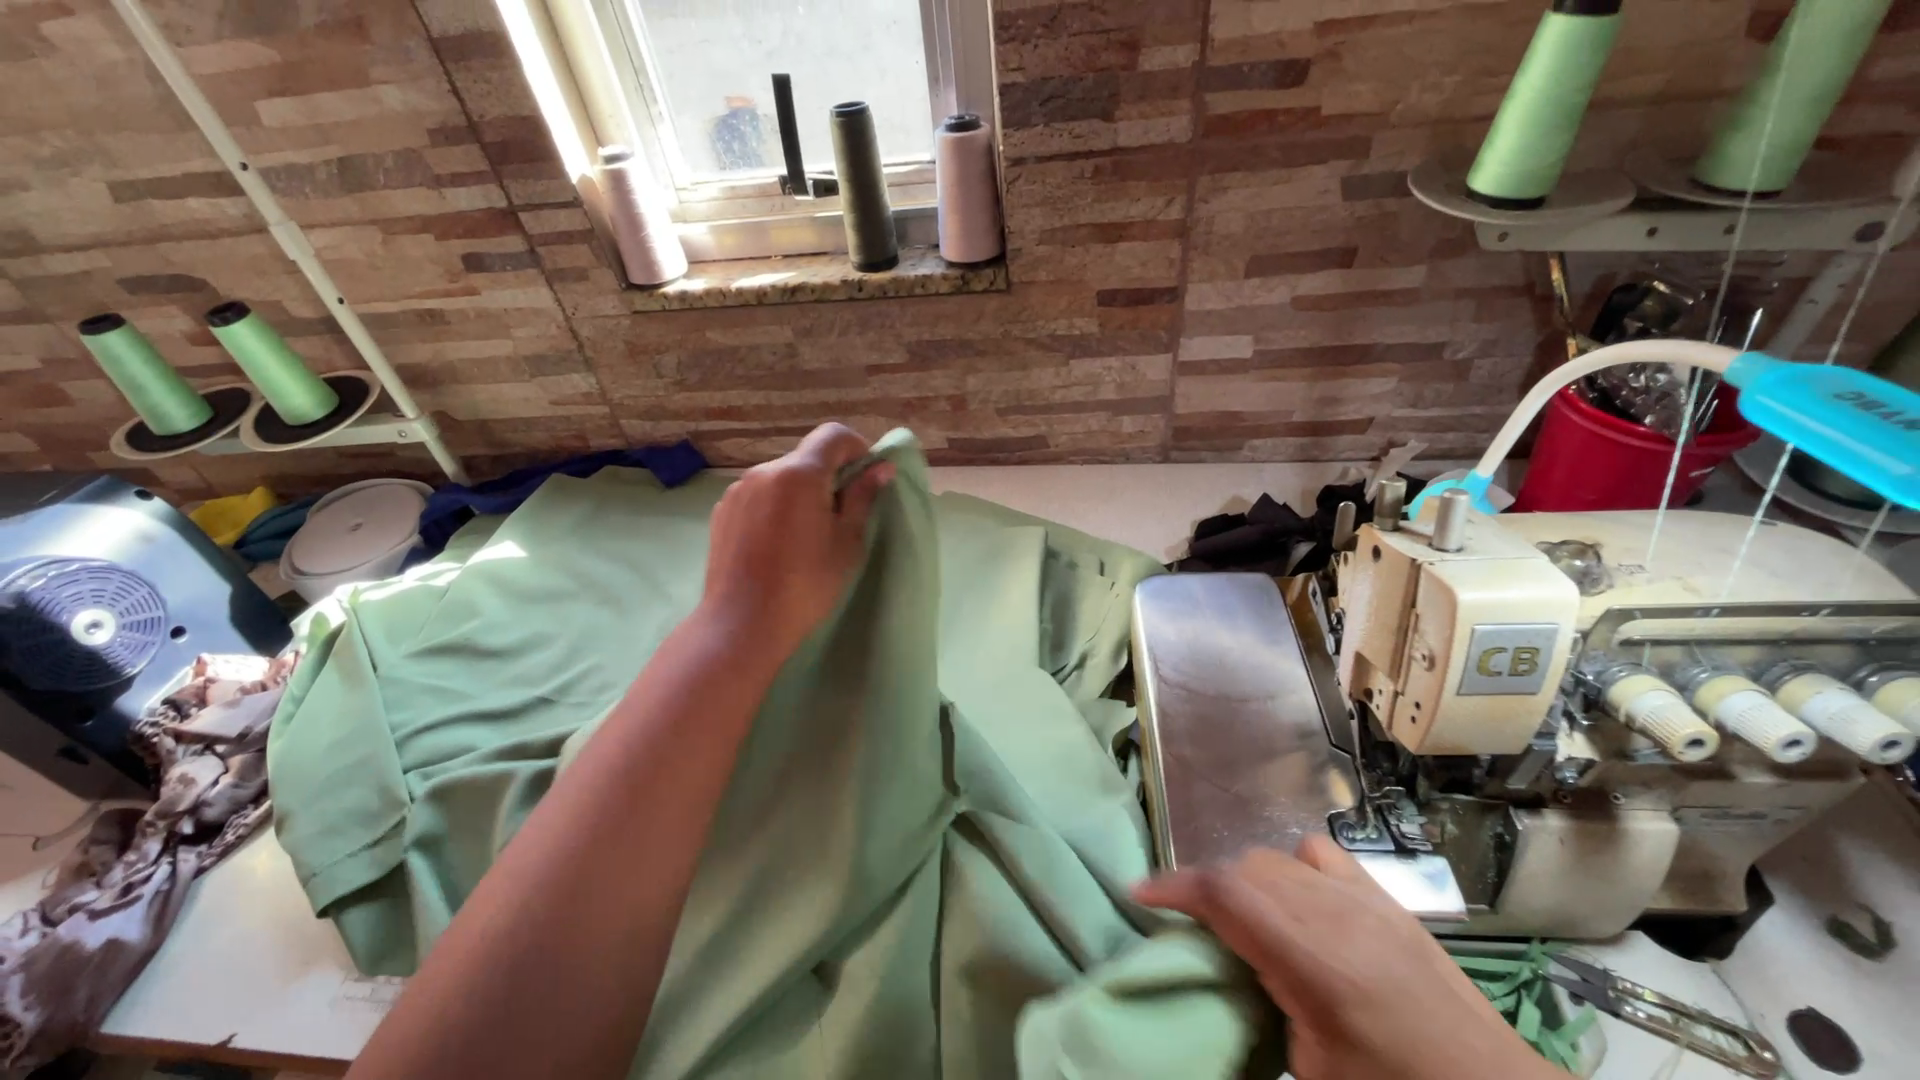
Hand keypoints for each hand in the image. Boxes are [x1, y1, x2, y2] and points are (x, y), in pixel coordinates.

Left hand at [697, 422, 892, 663]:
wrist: (742, 624)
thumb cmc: (806, 586)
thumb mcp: (846, 543)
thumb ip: (862, 498)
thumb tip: (880, 469)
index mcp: (799, 474)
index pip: (834, 435)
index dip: (857, 449)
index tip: (867, 480)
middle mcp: (764, 471)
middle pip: (806, 457)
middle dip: (829, 477)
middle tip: (842, 517)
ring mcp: (737, 491)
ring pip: (781, 478)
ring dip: (800, 493)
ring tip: (807, 537)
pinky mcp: (722, 512)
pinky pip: (759, 497)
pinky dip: (776, 507)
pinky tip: (778, 546)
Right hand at [1133, 836, 1567, 1079]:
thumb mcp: (1311, 1073)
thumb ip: (1257, 1010)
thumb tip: (1218, 982)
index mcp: (1316, 964)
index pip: (1226, 895)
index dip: (1174, 887)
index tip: (1139, 896)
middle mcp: (1339, 915)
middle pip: (1246, 869)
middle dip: (1204, 889)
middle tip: (1185, 926)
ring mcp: (1368, 902)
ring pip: (1278, 858)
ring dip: (1244, 880)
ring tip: (1236, 919)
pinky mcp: (1389, 902)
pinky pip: (1322, 858)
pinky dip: (1291, 868)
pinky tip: (1295, 903)